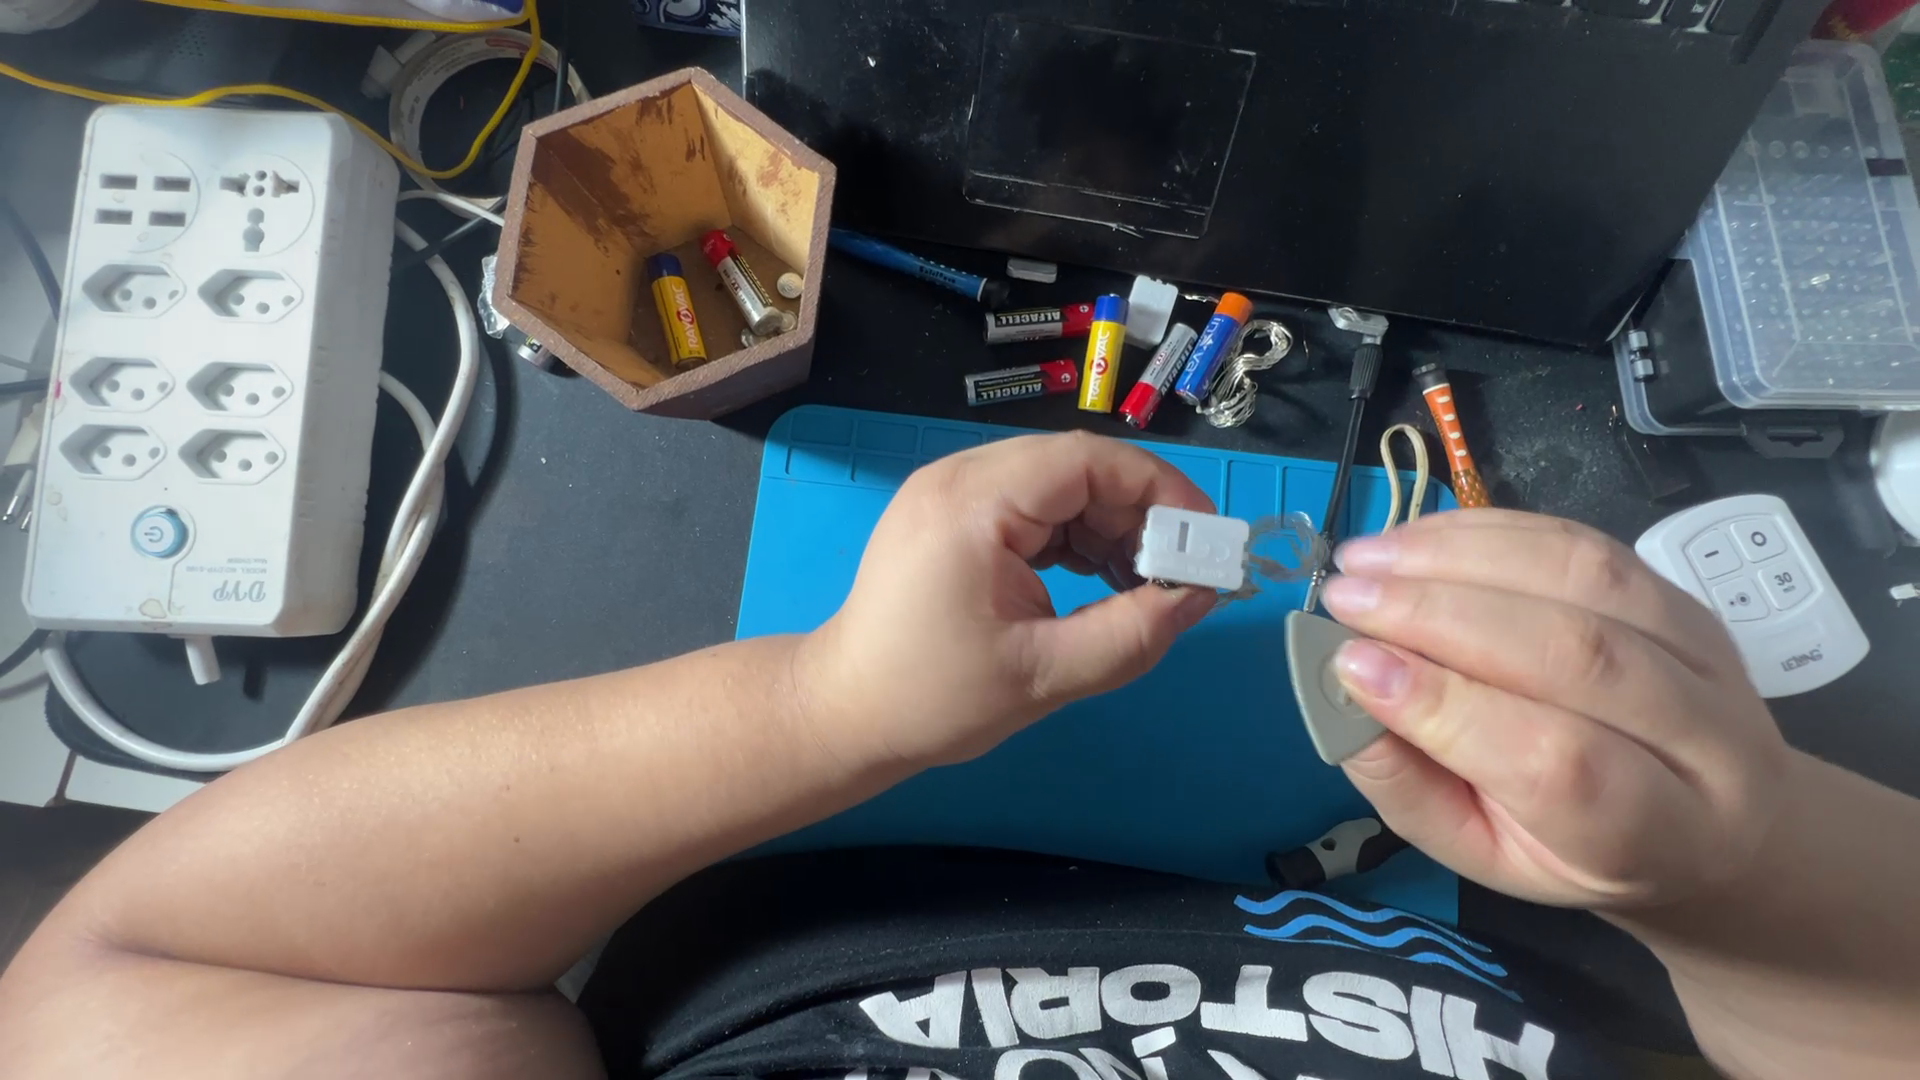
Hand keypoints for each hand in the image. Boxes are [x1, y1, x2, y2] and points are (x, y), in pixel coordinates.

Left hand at [799, 432, 1217, 769]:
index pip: (1086, 460)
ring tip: (1139, 586)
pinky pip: (1031, 507)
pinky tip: (1097, 577)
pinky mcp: (952, 515)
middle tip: (1174, 576)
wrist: (847, 712)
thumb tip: (1200, 595)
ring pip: (1057, 486)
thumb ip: (1133, 633)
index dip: (1159, 490)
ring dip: (1108, 528)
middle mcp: (957, 478)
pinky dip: (1073, 536)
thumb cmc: (933, 699)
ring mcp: (950, 493)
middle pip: (1073, 468)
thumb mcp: (1045, 674)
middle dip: (1136, 516)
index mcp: (972, 503)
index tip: (1202, 540)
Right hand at [1321, 509, 1791, 910]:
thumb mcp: (1470, 850)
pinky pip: (1579, 543)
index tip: (1349, 662)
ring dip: (1453, 555)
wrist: (1716, 830)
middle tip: (1344, 596)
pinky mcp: (1679, 599)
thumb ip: (1403, 781)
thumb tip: (1343, 685)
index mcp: (1645, 834)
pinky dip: (1482, 530)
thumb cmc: (1567, 848)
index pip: (1556, 760)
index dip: (1443, 703)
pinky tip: (1410, 540)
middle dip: (1434, 613)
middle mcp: (1702, 741)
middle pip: (1574, 652)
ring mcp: (1702, 656)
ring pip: (1582, 577)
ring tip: (1366, 558)